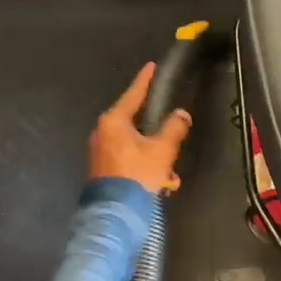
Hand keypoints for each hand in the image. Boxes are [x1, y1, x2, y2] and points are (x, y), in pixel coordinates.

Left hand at [90, 62, 191, 193]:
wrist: (114, 214)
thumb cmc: (138, 176)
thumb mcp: (162, 150)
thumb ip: (174, 128)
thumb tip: (181, 114)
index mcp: (114, 121)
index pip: (133, 94)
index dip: (145, 80)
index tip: (151, 66)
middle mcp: (102, 132)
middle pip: (134, 121)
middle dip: (157, 132)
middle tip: (171, 135)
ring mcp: (99, 151)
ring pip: (134, 143)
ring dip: (154, 155)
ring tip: (170, 173)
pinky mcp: (101, 168)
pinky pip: (127, 158)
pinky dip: (144, 166)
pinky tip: (160, 182)